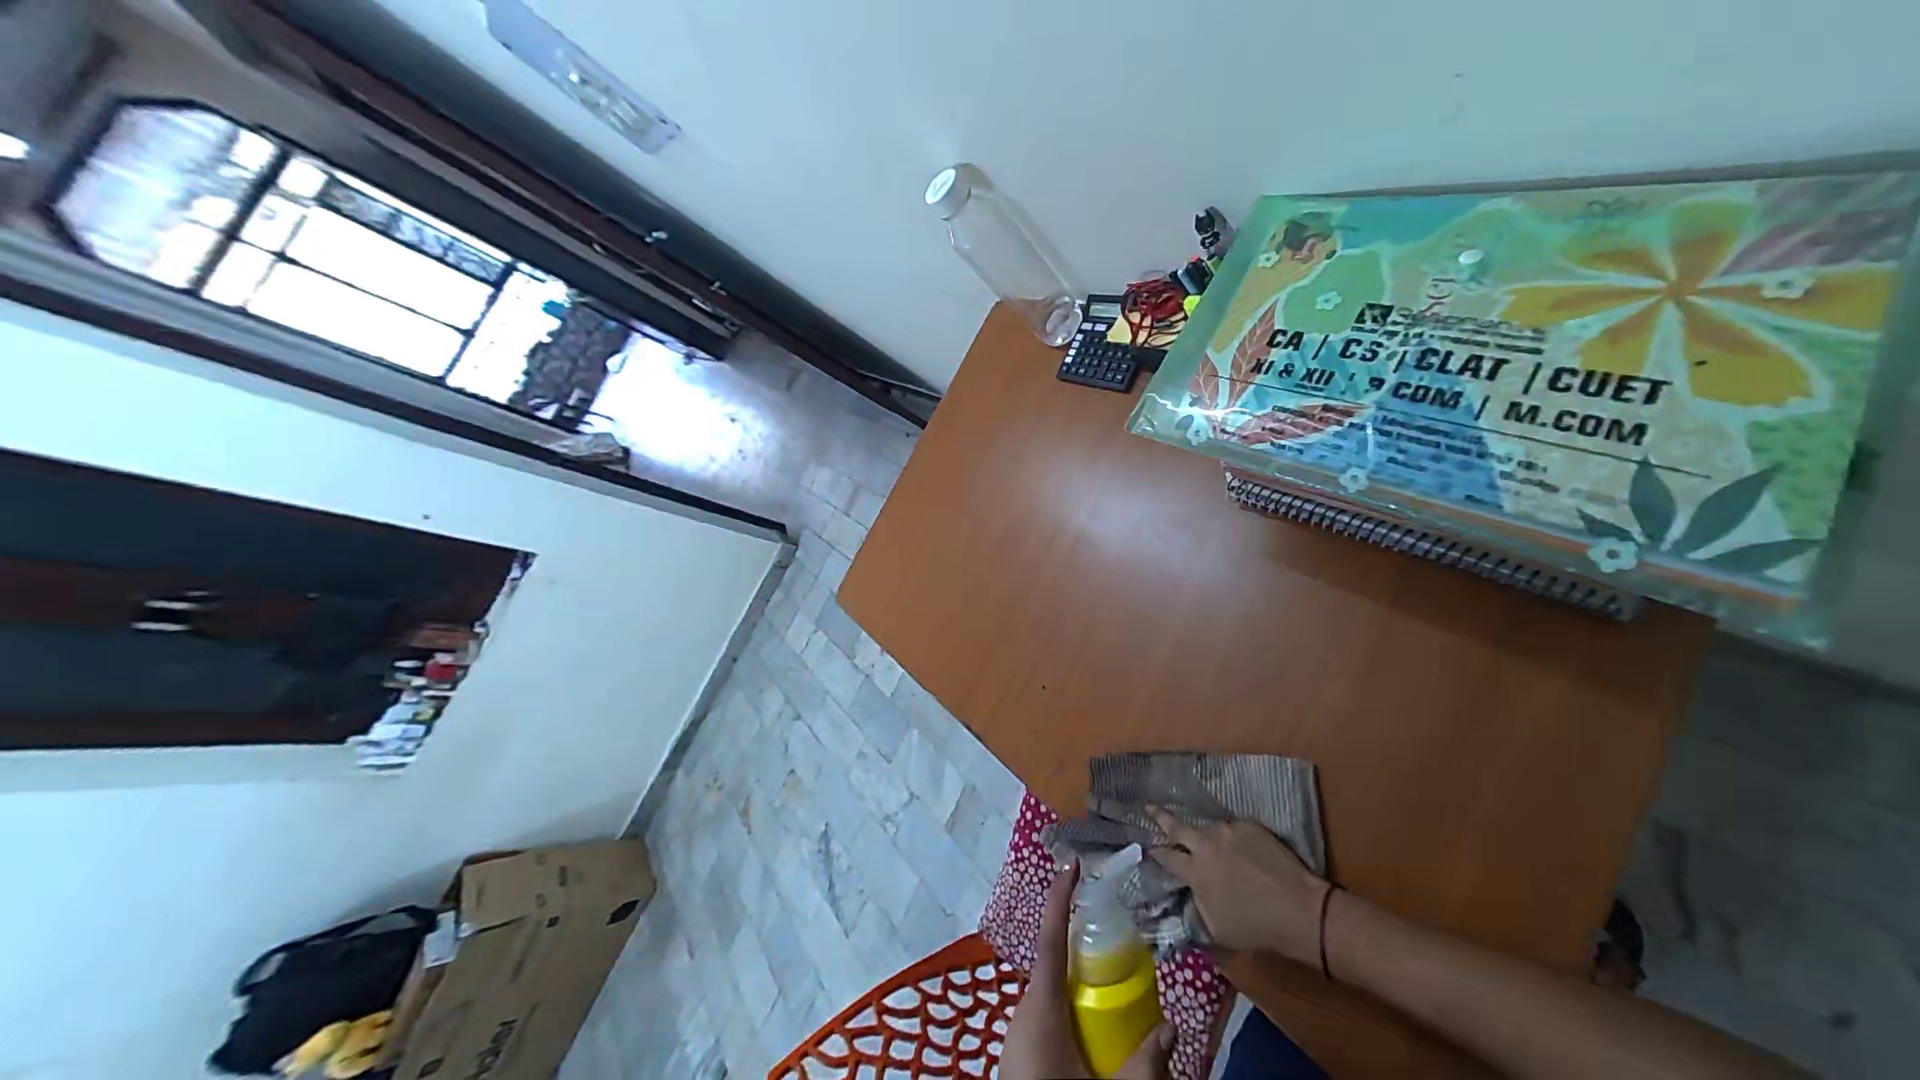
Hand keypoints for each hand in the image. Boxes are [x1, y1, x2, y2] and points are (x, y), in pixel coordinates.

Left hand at [1000, 862, 1174, 1079]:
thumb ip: (1145, 1065)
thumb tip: (1171, 1031)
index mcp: (1039, 1008)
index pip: (1050, 939)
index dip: (1060, 899)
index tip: (1070, 866)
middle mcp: (1023, 1013)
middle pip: (1054, 967)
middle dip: (1083, 953)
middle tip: (1117, 947)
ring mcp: (1018, 1036)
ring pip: (1052, 996)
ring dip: (1079, 989)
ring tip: (1113, 991)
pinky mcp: (1020, 1059)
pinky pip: (1047, 1020)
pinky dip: (1070, 1014)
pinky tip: (1093, 1035)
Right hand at [1146, 809, 1330, 963]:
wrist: (1300, 910)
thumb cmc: (1256, 927)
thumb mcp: (1217, 930)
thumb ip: (1197, 908)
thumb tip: (1190, 896)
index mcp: (1194, 871)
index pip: (1166, 856)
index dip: (1155, 852)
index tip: (1148, 848)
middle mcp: (1206, 845)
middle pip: (1176, 826)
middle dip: (1159, 816)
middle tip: (1148, 808)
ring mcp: (1229, 831)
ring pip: (1210, 830)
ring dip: (1208, 838)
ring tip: (1217, 848)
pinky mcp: (1250, 826)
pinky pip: (1235, 830)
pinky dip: (1234, 840)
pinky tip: (1245, 853)